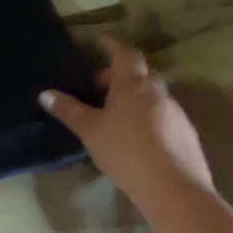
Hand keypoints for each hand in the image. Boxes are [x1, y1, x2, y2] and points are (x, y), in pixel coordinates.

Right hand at [39, 36, 212, 206]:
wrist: (175, 190)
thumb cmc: (126, 151)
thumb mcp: (89, 130)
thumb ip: (68, 109)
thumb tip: (45, 93)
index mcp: (134, 85)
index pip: (125, 54)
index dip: (112, 46)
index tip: (100, 41)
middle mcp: (159, 93)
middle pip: (141, 74)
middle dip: (119, 75)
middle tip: (98, 86)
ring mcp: (177, 115)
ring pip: (153, 96)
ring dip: (134, 97)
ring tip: (113, 113)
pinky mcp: (187, 136)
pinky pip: (163, 115)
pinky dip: (147, 116)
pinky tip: (135, 136)